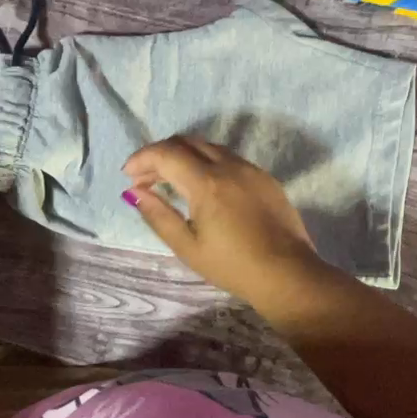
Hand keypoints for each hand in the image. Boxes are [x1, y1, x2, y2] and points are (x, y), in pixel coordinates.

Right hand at [122, 135, 334, 313]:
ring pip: (208, 147)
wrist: (288, 275)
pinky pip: (227, 158)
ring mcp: (250, 169)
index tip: (128, 176)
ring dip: (183, 156)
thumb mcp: (187, 246)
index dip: (141, 159)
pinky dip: (205, 163)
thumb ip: (157, 215)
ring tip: (170, 182)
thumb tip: (134, 192)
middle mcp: (229, 167)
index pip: (166, 154)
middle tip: (145, 178)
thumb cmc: (232, 266)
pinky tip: (202, 187)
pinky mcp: (264, 178)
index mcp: (207, 183)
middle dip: (159, 154)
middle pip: (186, 142)